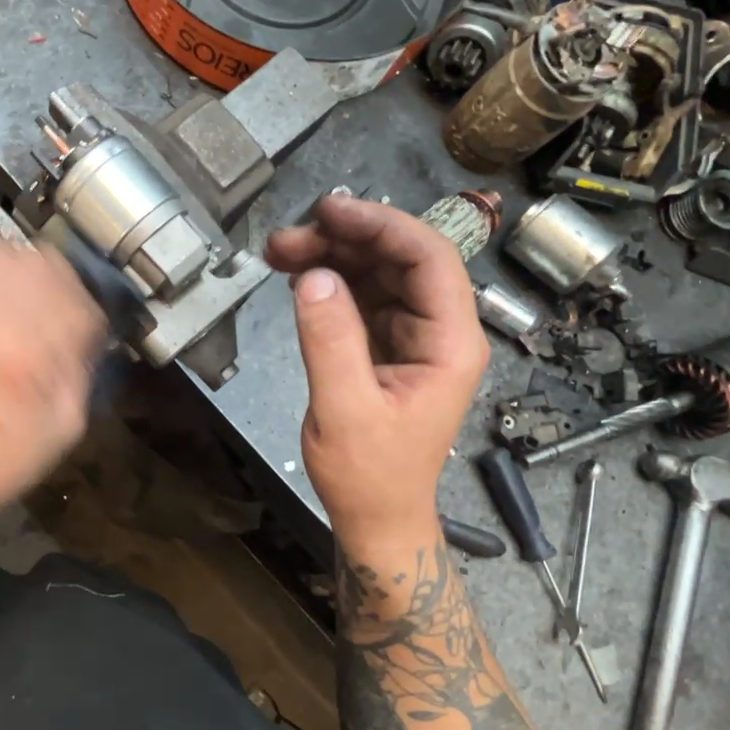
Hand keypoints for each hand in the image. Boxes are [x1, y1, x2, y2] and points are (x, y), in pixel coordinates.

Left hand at [0, 238, 106, 534]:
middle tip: (61, 314)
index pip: (77, 304)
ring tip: (29, 299)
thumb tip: (91, 331)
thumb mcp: (67, 422)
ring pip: (6, 253)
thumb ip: (84, 366)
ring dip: (25, 272)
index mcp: (30, 355)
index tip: (86, 332)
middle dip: (61, 289)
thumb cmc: (3, 458)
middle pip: (44, 267)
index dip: (87, 317)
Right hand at [266, 195, 489, 542]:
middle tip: (286, 238)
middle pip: (400, 259)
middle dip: (345, 239)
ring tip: (279, 251)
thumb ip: (330, 342)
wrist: (375, 516)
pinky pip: (360, 299)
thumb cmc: (368, 474)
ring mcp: (411, 336)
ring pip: (377, 274)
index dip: (382, 226)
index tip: (328, 212)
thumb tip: (313, 277)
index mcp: (450, 342)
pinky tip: (296, 276)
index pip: (429, 259)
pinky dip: (329, 283)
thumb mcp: (345, 410)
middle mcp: (437, 330)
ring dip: (331, 257)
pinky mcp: (384, 346)